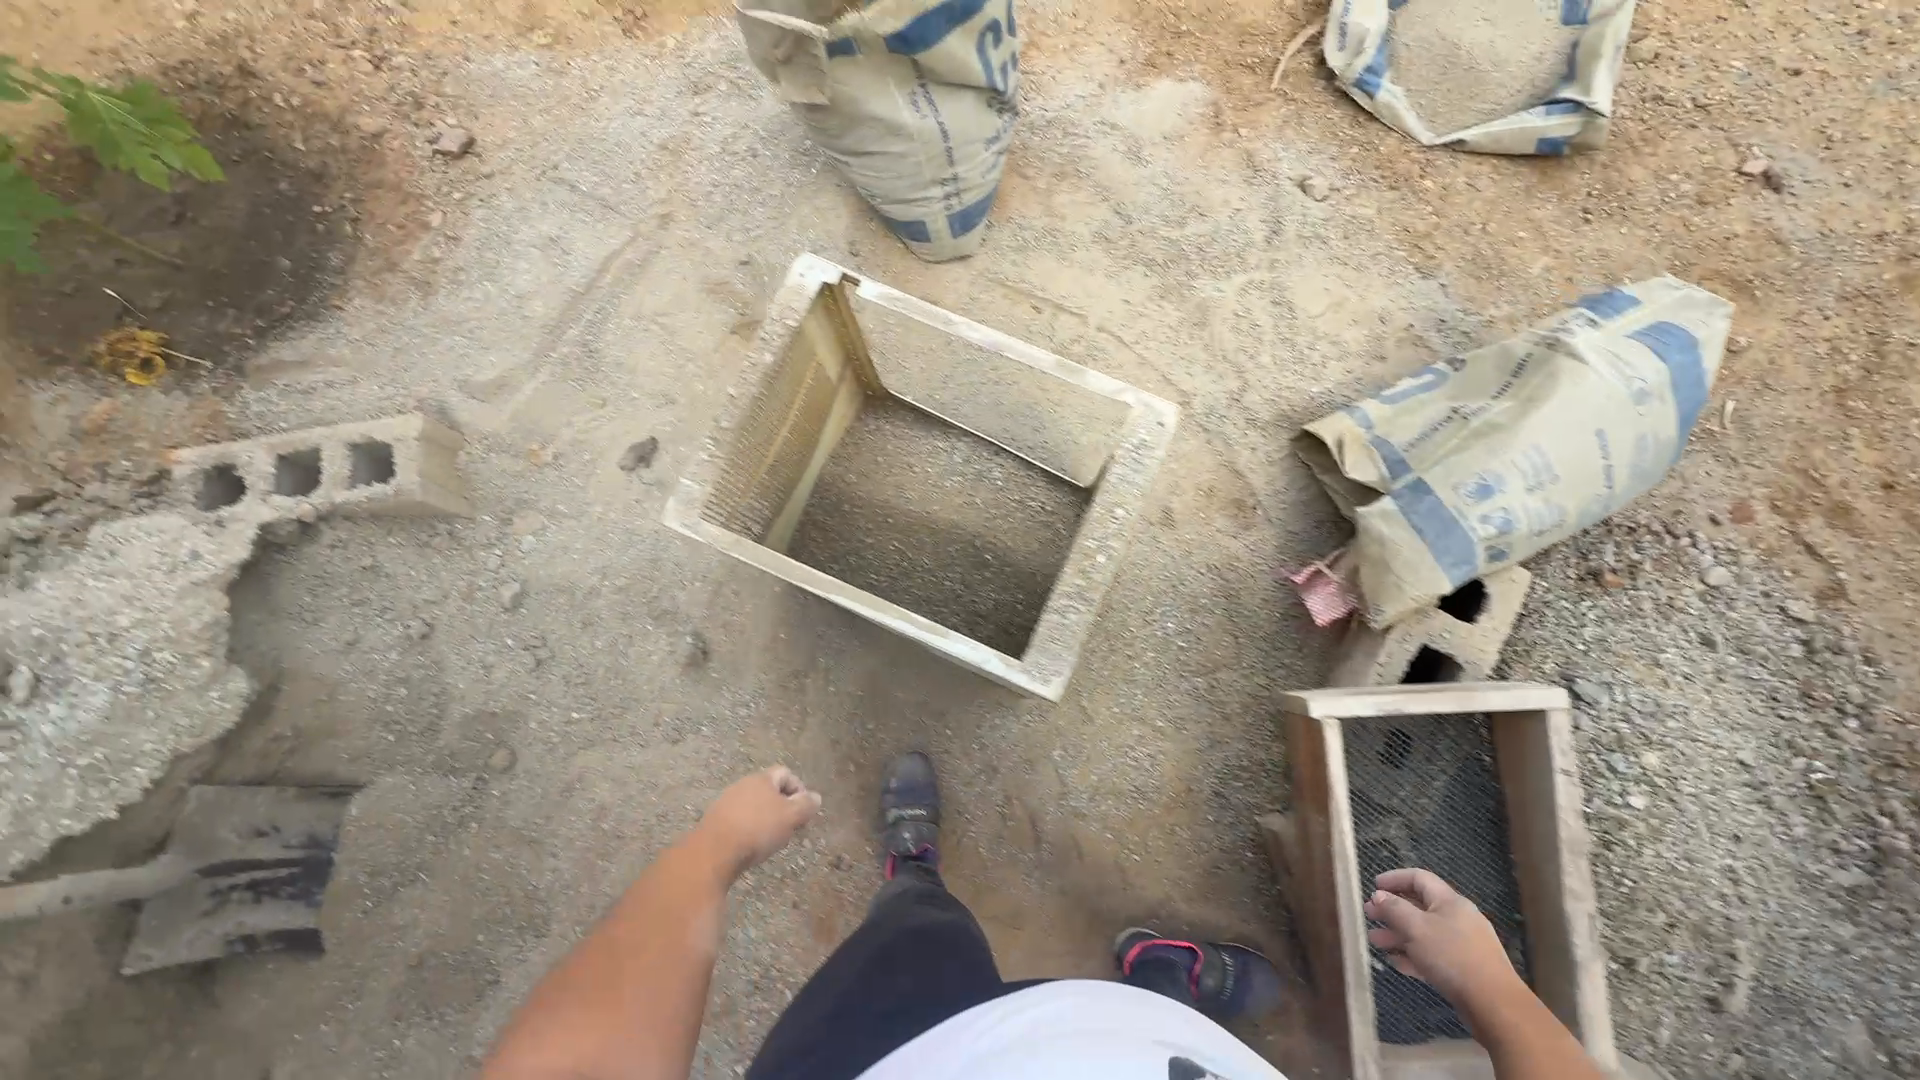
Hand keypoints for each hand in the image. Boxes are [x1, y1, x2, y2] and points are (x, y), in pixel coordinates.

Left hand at [691, 766, 822, 879]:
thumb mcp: (791, 817)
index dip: (799, 789)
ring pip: (754, 806)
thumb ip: (806, 805)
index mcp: (762, 778)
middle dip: (783, 807)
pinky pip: (739, 820)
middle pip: (769, 790)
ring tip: (771, 840)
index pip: (786, 774)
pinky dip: (749, 829)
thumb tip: (815, 797)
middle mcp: (743, 785)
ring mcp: (726, 802)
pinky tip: (751, 846)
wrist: (714, 852)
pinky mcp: (715, 821)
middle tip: (791, 827)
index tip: (804, 811)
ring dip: (766, 819)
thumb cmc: (758, 829)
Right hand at [1363, 868, 1521, 1009]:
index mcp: (1450, 902)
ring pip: (1424, 933)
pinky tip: (1397, 963)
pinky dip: (1414, 956)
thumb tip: (1378, 895)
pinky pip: (1433, 955)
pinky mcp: (1464, 969)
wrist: (1495, 1005)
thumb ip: (1394, 909)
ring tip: (1375, 941)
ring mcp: (1463, 945)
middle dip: (1392, 910)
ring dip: (1398, 935)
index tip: (1374, 885)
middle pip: (1420, 907)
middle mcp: (1458, 919)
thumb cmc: (1452, 956)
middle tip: (1369, 915)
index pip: (1419, 878)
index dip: (1395, 878)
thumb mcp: (1416, 927)